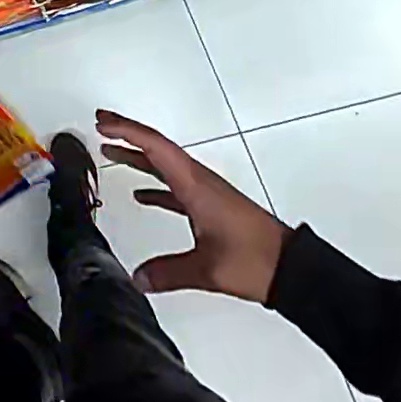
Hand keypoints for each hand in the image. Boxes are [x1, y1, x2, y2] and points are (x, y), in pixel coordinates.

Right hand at [96, 109, 291, 303]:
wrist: (299, 272)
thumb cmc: (258, 261)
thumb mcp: (207, 269)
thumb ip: (168, 273)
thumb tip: (137, 278)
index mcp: (194, 185)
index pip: (155, 146)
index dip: (126, 131)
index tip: (102, 123)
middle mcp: (198, 182)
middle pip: (157, 147)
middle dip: (127, 133)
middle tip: (101, 123)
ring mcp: (204, 193)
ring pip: (164, 165)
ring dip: (137, 156)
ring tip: (110, 153)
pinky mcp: (210, 207)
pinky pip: (174, 186)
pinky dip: (153, 184)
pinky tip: (141, 195)